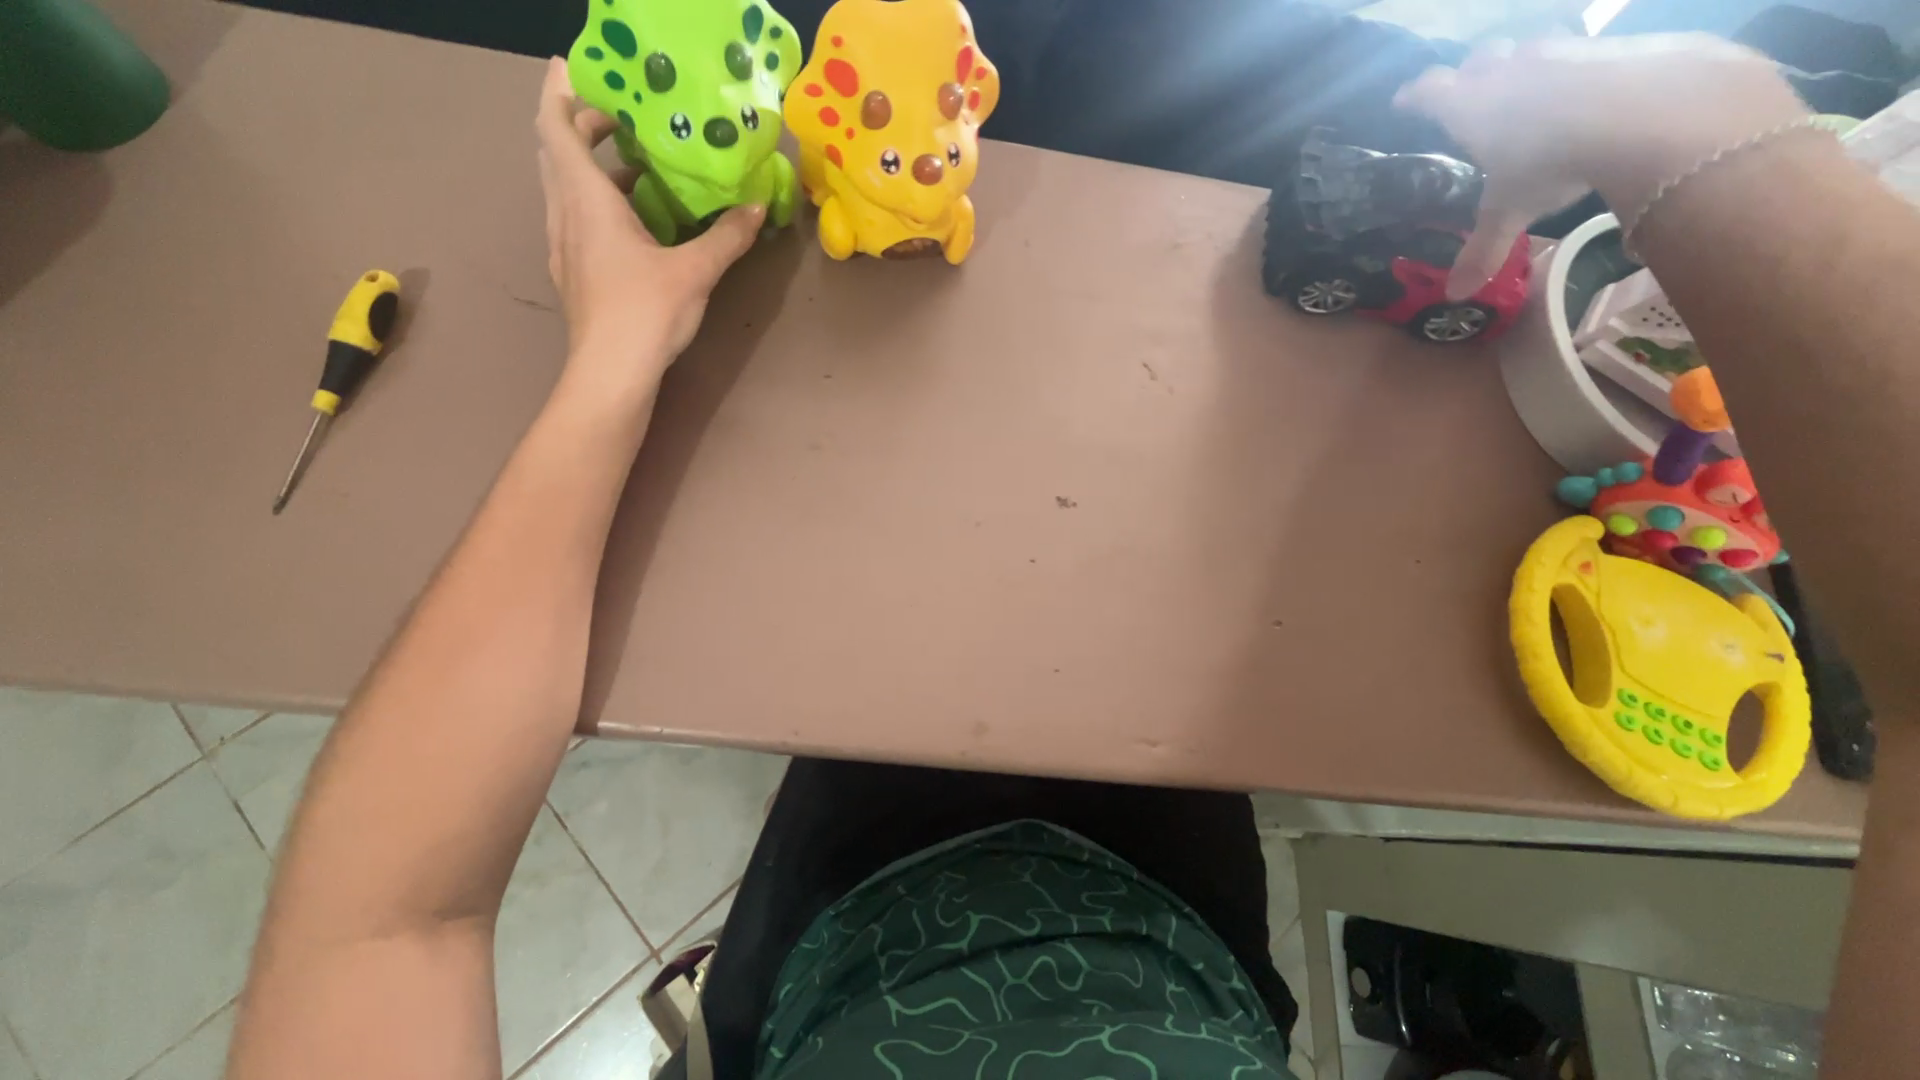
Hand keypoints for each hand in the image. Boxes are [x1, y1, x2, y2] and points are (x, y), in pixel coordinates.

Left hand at [535, 57, 763, 396]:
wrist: (610, 374)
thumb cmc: (645, 312)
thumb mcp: (696, 270)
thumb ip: (726, 236)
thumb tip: (756, 208)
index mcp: (586, 201)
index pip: (556, 127)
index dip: (561, 91)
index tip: (581, 69)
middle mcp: (566, 216)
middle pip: (556, 152)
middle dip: (581, 125)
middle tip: (621, 116)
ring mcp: (564, 247)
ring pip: (564, 188)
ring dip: (590, 166)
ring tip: (635, 165)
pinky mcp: (574, 274)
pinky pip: (576, 218)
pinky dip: (596, 202)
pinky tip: (632, 220)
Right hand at [1394, 35, 1808, 298]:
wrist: (1645, 110)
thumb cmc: (1552, 162)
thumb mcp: (1512, 211)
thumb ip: (1483, 248)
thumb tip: (1454, 296)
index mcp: (1471, 106)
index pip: (1429, 91)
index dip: (1414, 95)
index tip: (1403, 100)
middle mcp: (1510, 70)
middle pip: (1479, 58)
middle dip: (1471, 71)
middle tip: (1471, 89)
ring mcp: (1561, 52)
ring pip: (1531, 46)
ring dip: (1524, 61)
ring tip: (1530, 84)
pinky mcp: (1613, 45)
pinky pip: (1584, 51)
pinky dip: (1576, 67)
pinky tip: (1587, 87)